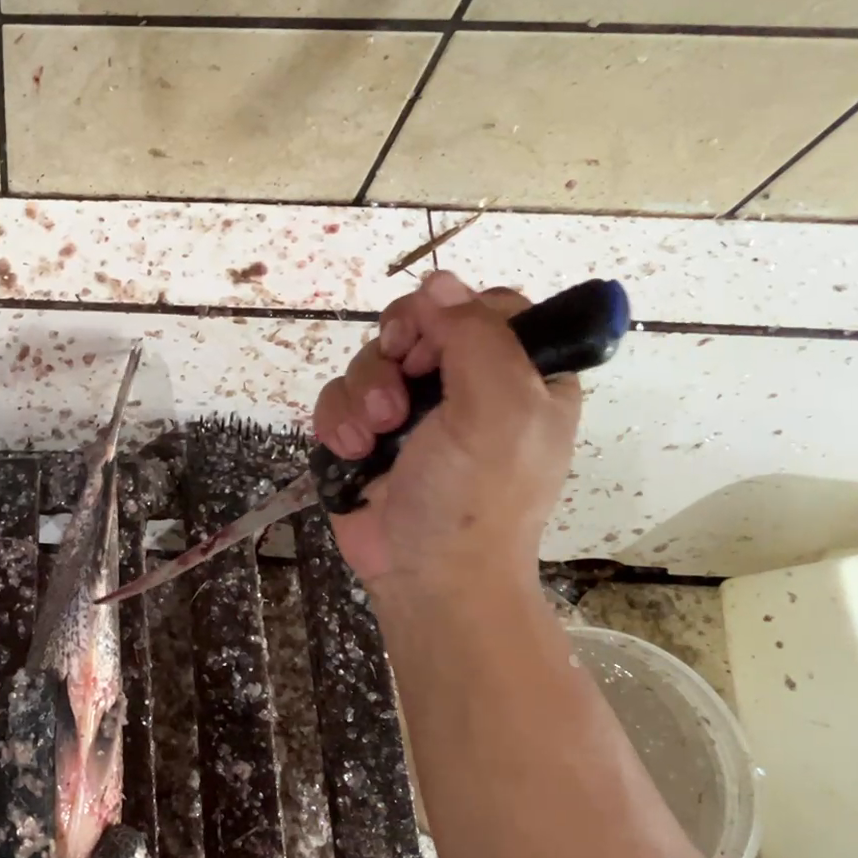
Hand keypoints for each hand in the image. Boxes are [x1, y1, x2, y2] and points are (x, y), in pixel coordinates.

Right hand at [312, 271, 579, 593]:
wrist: (426, 576)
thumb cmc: (476, 498)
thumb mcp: (498, 410)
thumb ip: (475, 337)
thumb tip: (436, 281)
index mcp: (520, 375)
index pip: (482, 308)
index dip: (448, 317)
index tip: (431, 348)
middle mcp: (463, 387)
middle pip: (414, 328)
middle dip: (393, 359)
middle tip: (397, 400)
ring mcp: (409, 414)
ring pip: (368, 363)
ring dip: (362, 396)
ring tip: (373, 438)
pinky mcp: (364, 437)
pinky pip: (337, 400)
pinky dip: (337, 423)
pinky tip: (351, 453)